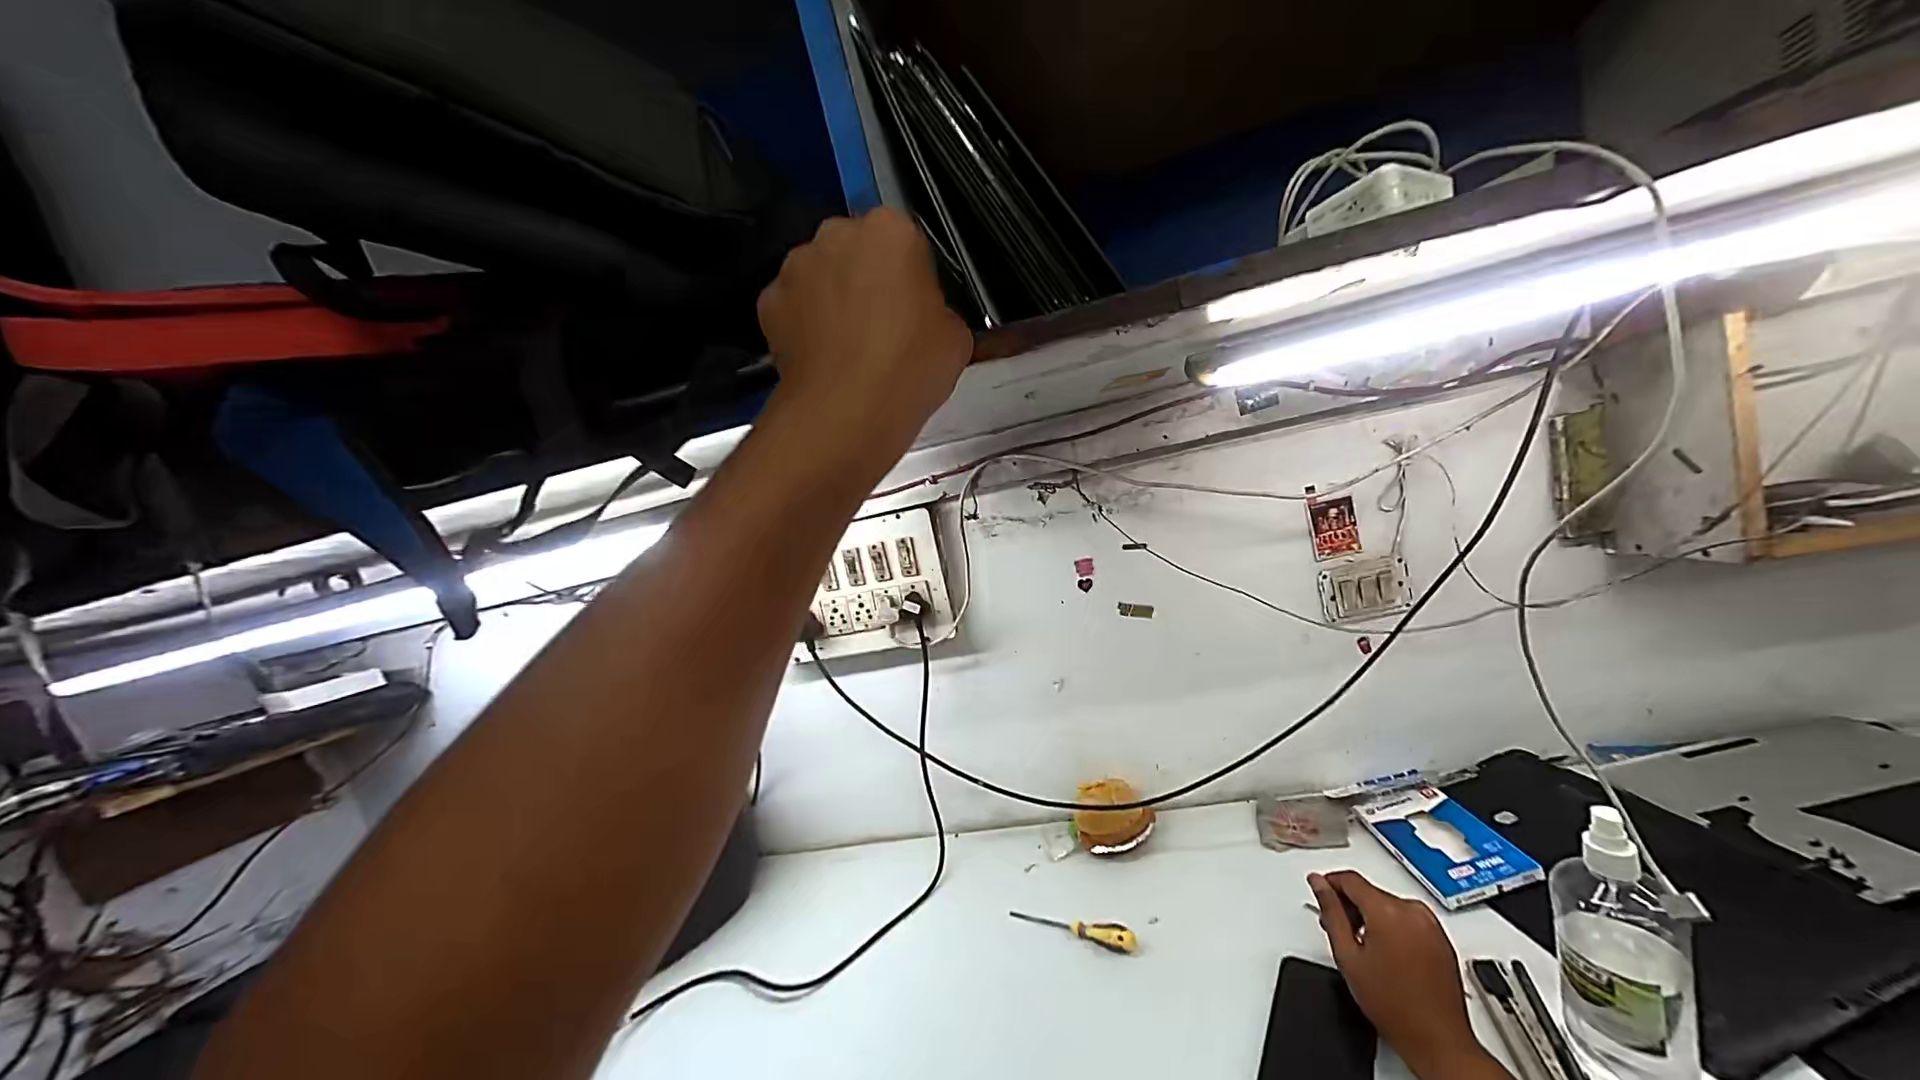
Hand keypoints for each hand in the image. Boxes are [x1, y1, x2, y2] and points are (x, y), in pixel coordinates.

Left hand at [756, 208, 972, 451]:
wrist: (846, 412)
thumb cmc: (900, 372)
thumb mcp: (956, 339)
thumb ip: (943, 313)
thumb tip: (935, 323)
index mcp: (892, 231)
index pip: (908, 239)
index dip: (915, 275)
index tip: (920, 304)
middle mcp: (838, 236)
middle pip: (859, 250)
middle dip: (871, 280)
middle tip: (890, 327)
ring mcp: (798, 267)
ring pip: (823, 275)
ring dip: (837, 299)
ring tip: (859, 348)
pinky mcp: (770, 301)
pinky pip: (794, 305)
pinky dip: (806, 325)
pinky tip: (830, 356)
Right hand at [1310, 871, 1503, 1079]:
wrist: (1437, 1040)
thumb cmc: (1396, 1006)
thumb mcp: (1347, 954)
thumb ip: (1330, 911)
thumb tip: (1319, 883)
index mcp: (1388, 911)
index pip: (1350, 879)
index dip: (1329, 883)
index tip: (1320, 891)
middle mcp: (1414, 913)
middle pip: (1370, 892)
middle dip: (1350, 905)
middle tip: (1337, 927)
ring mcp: (1431, 926)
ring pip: (1388, 905)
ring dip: (1371, 916)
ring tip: (1362, 947)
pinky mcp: (1442, 939)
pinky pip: (1408, 919)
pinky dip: (1392, 927)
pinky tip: (1385, 954)